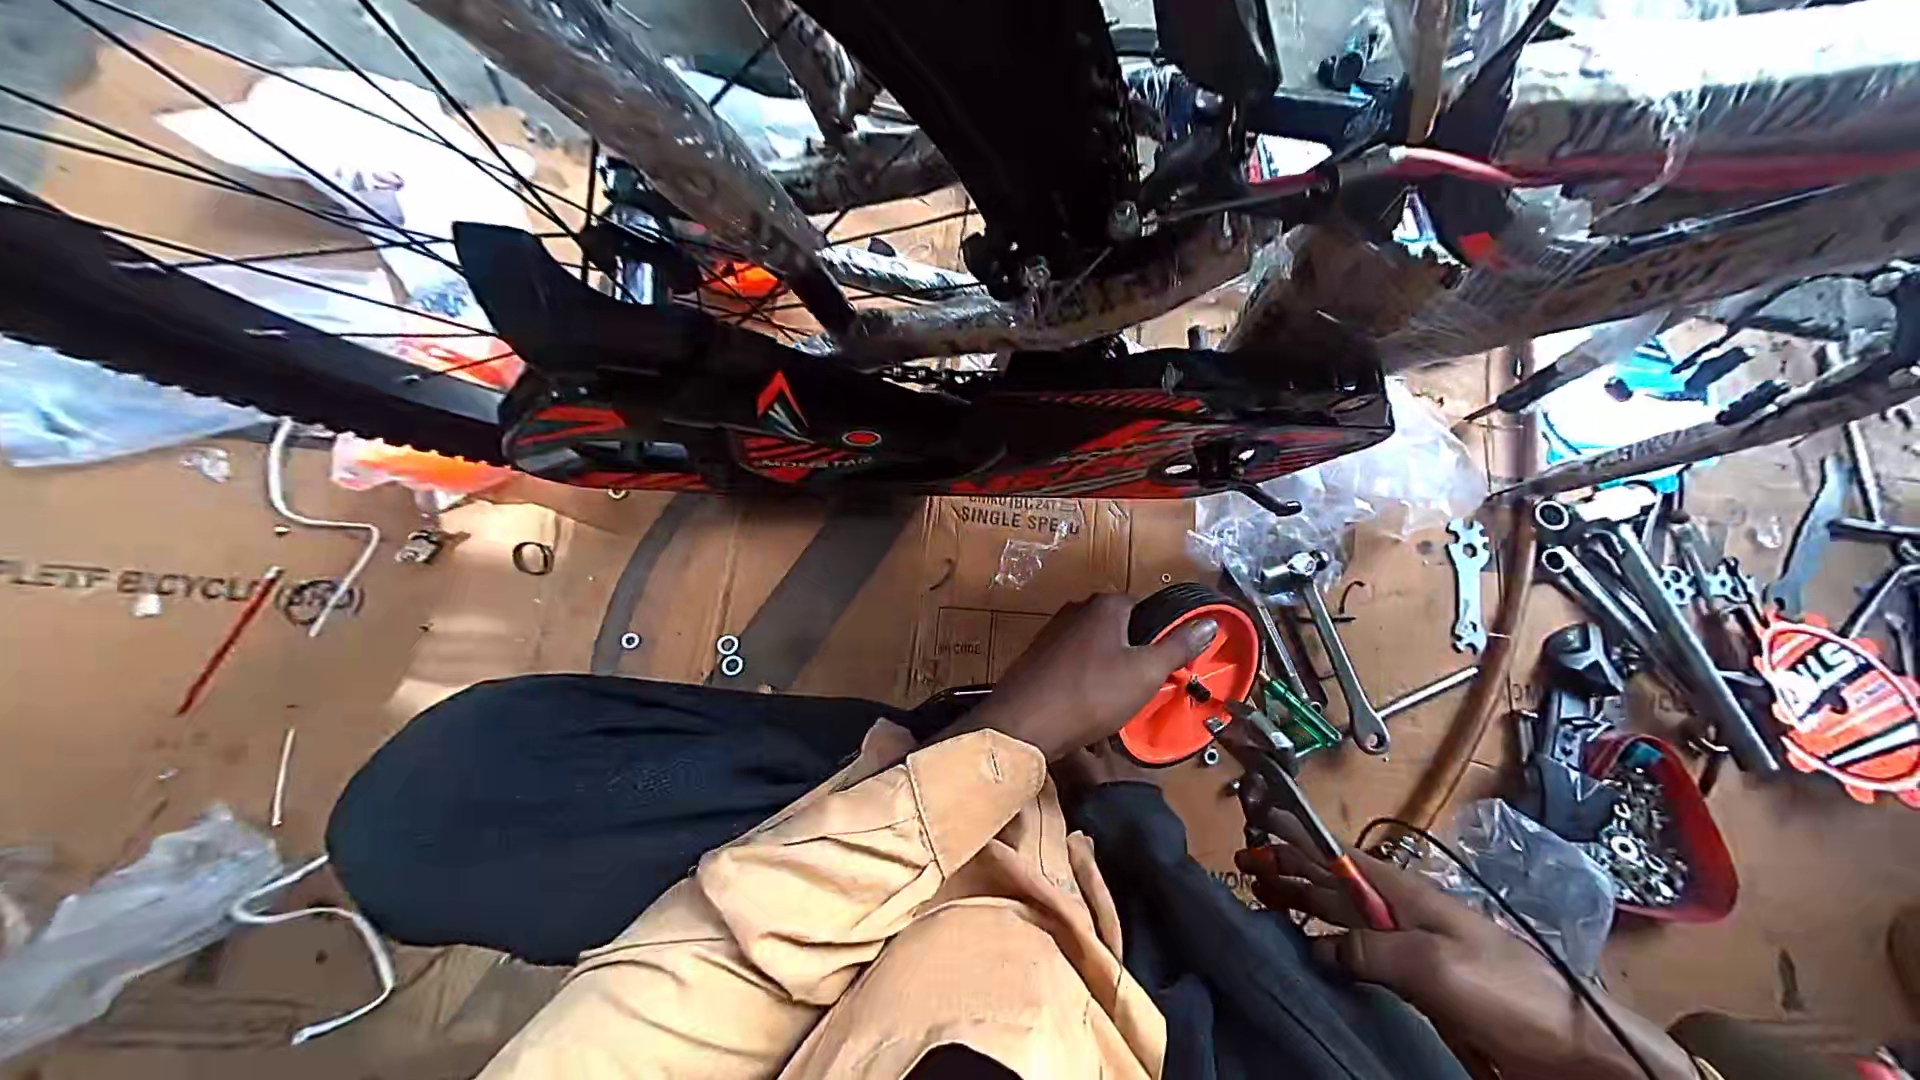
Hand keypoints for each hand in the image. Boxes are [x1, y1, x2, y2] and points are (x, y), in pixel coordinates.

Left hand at [944, 593, 1216, 760]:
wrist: (1024, 723)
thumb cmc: (1091, 694)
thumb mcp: (1146, 673)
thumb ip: (1178, 646)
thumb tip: (1208, 623)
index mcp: (1105, 604)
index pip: (1147, 611)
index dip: (1161, 639)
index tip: (1167, 667)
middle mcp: (1077, 609)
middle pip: (1121, 630)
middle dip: (1135, 657)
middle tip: (1144, 689)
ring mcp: (1053, 631)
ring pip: (1097, 650)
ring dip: (1110, 672)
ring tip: (1116, 703)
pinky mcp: (1038, 656)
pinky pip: (1075, 665)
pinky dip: (1086, 681)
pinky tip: (1088, 706)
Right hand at [1236, 809, 1695, 1079]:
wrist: (1575, 1048)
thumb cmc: (1505, 990)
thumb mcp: (1433, 965)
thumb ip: (1368, 949)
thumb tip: (1319, 946)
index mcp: (1398, 891)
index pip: (1335, 852)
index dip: (1297, 834)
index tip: (1262, 818)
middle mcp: (1394, 909)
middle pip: (1329, 878)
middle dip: (1287, 865)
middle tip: (1245, 862)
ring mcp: (1404, 942)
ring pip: (1337, 910)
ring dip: (1299, 897)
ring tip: (1263, 892)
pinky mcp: (1411, 976)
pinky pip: (1352, 949)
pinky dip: (1321, 939)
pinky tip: (1307, 945)